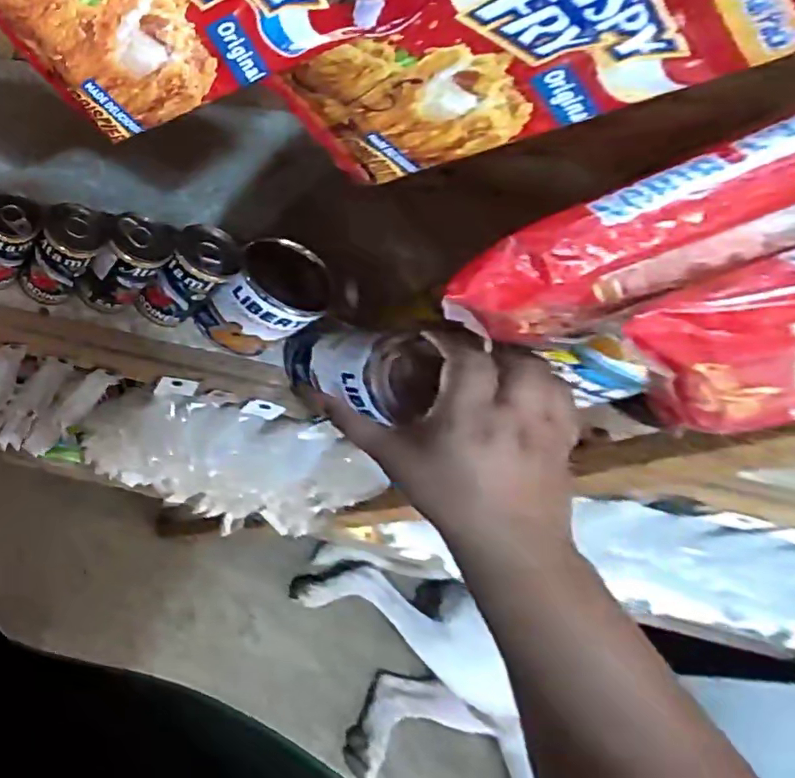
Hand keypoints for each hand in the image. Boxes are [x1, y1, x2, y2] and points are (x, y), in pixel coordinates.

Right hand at [326, 330, 580, 558]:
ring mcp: (548, 426)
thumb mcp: (390, 456)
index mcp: (469, 413)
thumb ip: (352, 421)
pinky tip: (522, 391)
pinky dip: (544, 384)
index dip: (447, 340)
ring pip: (547, 374)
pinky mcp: (567, 440)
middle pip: (516, 358)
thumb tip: (313, 393)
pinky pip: (564, 397)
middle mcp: (515, 412)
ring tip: (493, 365)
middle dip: (488, 346)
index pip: (469, 358)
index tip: (426, 336)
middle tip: (461, 349)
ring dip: (519, 362)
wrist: (510, 542)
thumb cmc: (444, 494)